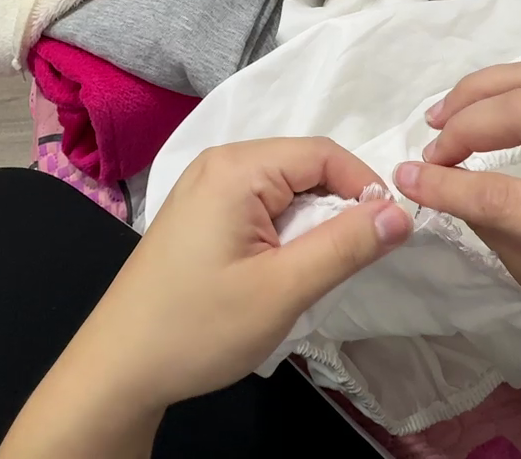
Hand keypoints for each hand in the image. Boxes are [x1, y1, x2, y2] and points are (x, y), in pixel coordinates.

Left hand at [79, 137, 412, 408]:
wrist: (119, 367)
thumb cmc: (199, 327)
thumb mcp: (282, 290)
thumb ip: (345, 246)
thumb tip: (401, 211)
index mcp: (237, 167)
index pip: (322, 153)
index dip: (364, 186)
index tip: (389, 232)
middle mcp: (219, 162)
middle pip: (302, 165)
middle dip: (337, 205)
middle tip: (350, 258)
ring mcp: (204, 185)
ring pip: (283, 186)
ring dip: (310, 220)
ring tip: (314, 268)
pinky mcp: (200, 211)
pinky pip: (258, 201)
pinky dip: (283, 227)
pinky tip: (281, 266)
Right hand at [392, 59, 520, 385]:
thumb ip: (491, 227)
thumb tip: (435, 180)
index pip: (505, 193)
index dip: (444, 183)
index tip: (405, 176)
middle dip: (464, 121)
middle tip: (432, 149)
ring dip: (482, 88)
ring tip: (446, 114)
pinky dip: (508, 87)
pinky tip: (483, 109)